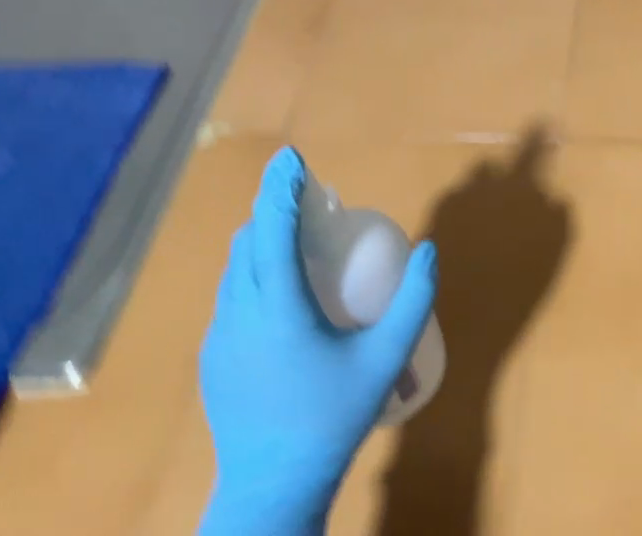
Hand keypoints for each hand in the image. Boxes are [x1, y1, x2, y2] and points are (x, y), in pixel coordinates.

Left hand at [198, 147, 437, 534]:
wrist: (272, 485)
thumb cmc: (334, 415)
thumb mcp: (388, 355)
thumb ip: (414, 298)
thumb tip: (427, 248)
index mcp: (278, 308)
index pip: (273, 232)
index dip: (281, 190)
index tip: (290, 156)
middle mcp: (239, 314)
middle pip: (247, 244)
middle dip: (273, 210)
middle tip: (308, 199)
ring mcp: (219, 339)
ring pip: (234, 272)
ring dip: (261, 242)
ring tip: (297, 240)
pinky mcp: (213, 360)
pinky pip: (232, 298)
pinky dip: (254, 275)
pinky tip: (284, 297)